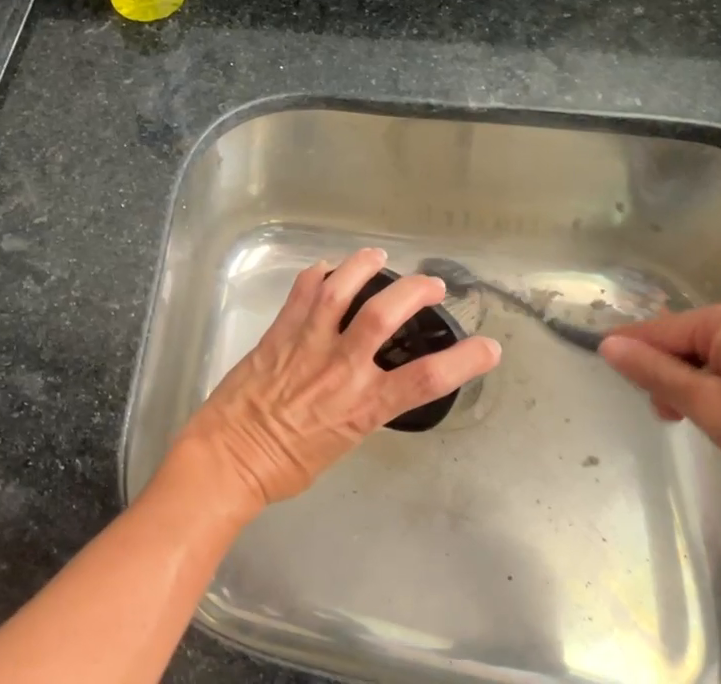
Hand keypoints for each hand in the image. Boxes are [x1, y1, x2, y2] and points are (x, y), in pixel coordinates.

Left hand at [172, 248, 502, 512]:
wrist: (231, 457)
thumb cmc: (286, 464)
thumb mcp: (343, 443)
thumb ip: (361, 407)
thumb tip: (369, 386)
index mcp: (363, 406)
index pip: (426, 380)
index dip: (464, 360)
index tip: (488, 347)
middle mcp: (340, 369)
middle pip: (383, 315)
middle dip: (414, 291)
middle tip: (431, 285)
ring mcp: (306, 345)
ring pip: (338, 291)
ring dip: (362, 266)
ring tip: (377, 256)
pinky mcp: (277, 333)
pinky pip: (300, 294)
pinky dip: (316, 275)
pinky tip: (326, 268)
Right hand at [598, 297, 720, 514]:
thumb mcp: (706, 406)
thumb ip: (653, 372)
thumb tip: (609, 344)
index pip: (663, 329)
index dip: (636, 356)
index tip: (623, 384)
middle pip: (697, 341)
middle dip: (677, 376)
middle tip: (675, 418)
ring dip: (710, 386)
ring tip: (719, 426)